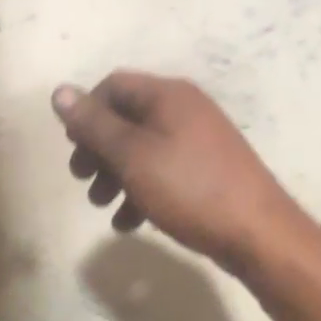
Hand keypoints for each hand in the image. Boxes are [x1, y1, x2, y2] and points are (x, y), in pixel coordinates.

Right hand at [52, 71, 306, 263]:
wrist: (260, 234)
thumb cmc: (189, 187)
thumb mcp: (132, 155)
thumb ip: (94, 124)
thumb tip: (60, 92)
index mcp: (168, 96)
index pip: (113, 85)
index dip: (86, 111)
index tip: (73, 146)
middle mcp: (185, 110)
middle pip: (126, 118)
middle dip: (98, 148)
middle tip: (81, 178)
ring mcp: (200, 141)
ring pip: (142, 148)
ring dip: (115, 174)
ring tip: (101, 205)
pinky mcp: (207, 171)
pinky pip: (163, 171)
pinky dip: (141, 190)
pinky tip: (129, 222)